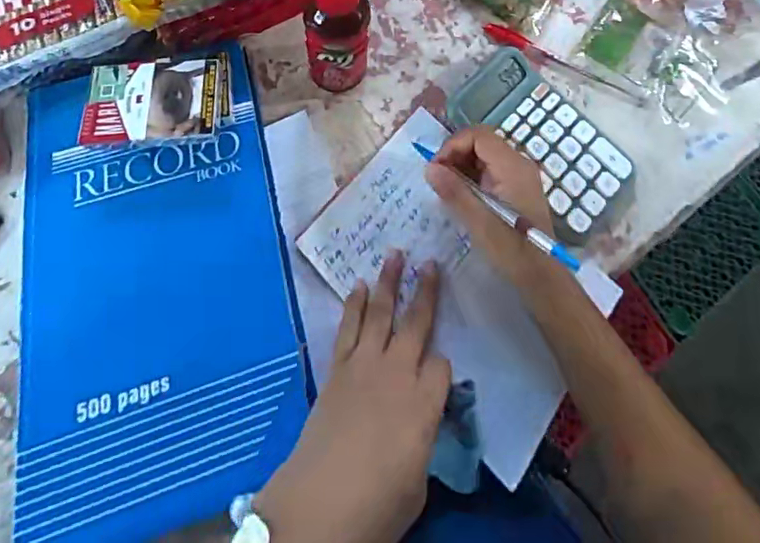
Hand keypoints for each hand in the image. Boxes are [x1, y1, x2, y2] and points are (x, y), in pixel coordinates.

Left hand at [257, 252, 449, 542]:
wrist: (318, 504)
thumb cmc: (377, 505)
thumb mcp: (418, 481)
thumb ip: (422, 439)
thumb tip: (418, 424)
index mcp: (424, 404)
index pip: (442, 367)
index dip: (442, 367)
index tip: (439, 376)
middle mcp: (396, 375)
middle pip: (416, 324)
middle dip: (426, 292)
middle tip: (431, 261)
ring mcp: (363, 367)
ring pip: (380, 314)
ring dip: (389, 283)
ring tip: (395, 255)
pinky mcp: (336, 370)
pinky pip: (348, 328)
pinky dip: (355, 305)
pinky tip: (360, 286)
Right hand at [424, 128, 561, 290]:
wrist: (541, 276)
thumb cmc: (511, 249)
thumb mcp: (478, 222)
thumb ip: (454, 191)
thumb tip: (429, 168)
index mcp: (513, 167)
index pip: (478, 136)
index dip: (453, 145)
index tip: (437, 168)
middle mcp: (518, 164)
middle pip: (481, 141)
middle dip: (455, 153)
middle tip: (438, 176)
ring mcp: (519, 175)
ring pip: (484, 154)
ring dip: (461, 164)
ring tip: (446, 186)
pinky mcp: (515, 187)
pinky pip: (489, 169)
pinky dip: (471, 175)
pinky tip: (461, 194)